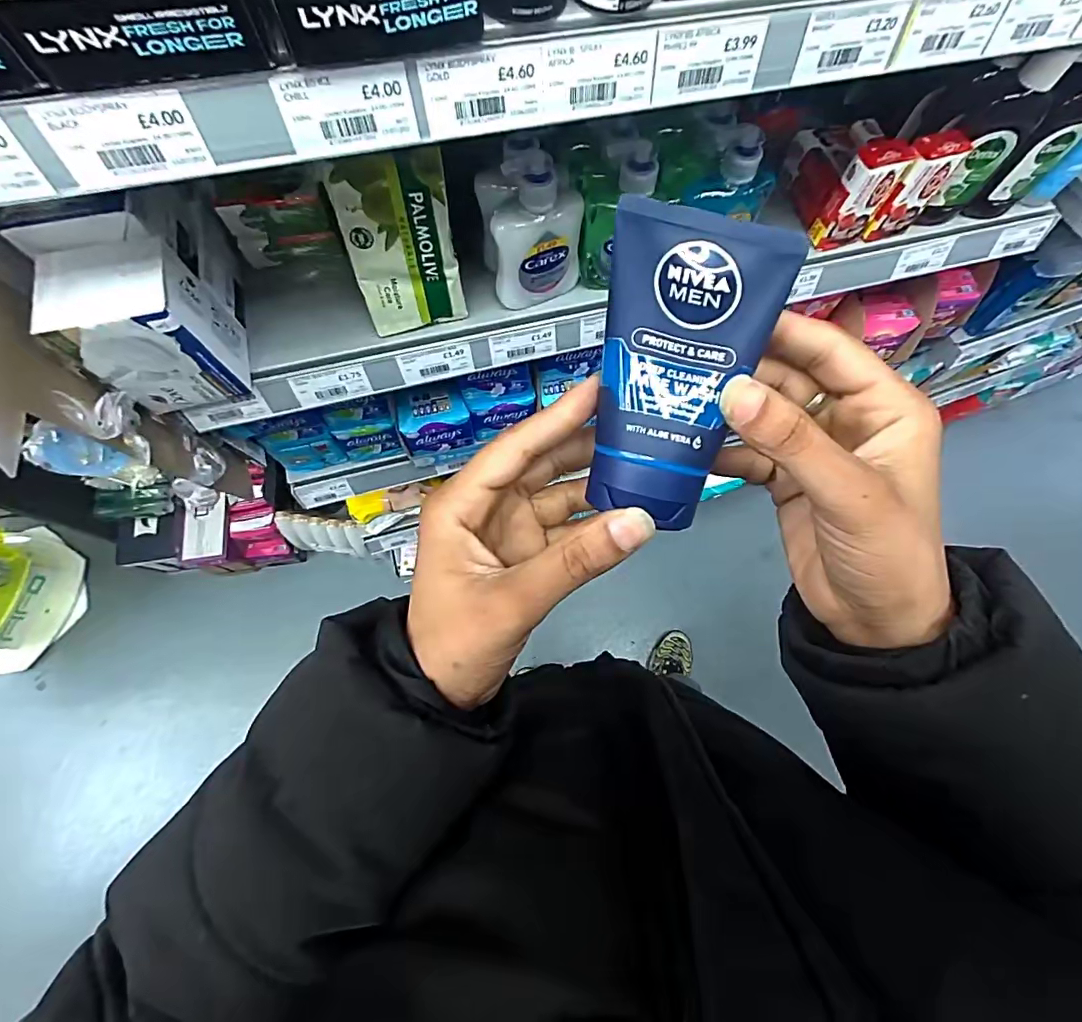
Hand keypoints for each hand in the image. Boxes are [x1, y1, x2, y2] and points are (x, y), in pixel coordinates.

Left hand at [407, 376, 655, 707]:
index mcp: (461, 504)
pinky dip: (594, 518)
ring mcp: (508, 530)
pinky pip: (565, 525)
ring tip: (642, 457)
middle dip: (582, 440)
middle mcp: (485, 507)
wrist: (439, 692)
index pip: (514, 449)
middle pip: (538, 463)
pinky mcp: (526, 553)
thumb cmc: (454, 643)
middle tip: (632, 418)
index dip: (556, 417)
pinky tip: (627, 506)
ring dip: (594, 478)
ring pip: (556, 492)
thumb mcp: (513, 600)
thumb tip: (640, 521)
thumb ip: (577, 561)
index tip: (597, 389)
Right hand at [714, 312, 951, 649]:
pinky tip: (691, 444)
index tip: (733, 315)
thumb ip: (791, 439)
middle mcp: (846, 419)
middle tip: (691, 358)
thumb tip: (734, 390)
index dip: (785, 329)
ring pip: (764, 413)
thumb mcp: (846, 492)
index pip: (830, 351)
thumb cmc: (888, 554)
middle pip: (789, 377)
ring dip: (727, 408)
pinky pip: (750, 449)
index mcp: (884, 407)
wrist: (876, 623)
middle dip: (744, 370)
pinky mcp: (786, 477)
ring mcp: (813, 448)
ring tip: (679, 396)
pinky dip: (723, 447)